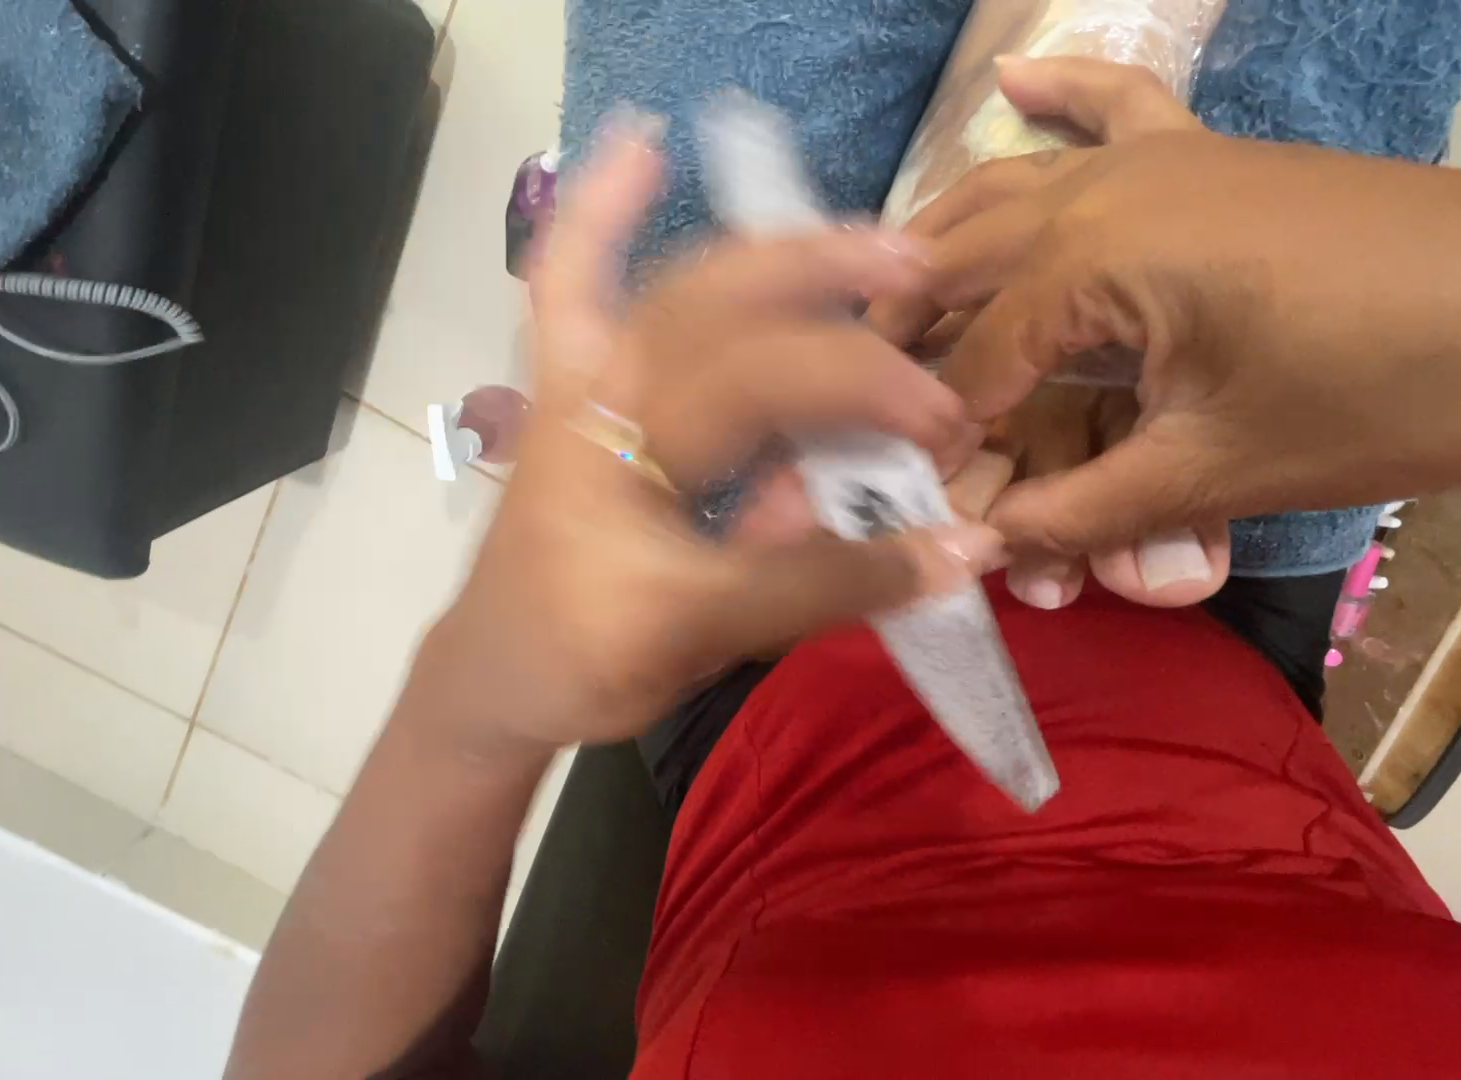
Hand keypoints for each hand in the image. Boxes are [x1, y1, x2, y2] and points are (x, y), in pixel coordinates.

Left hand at [421, 117, 1002, 755]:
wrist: (496, 676)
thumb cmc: (589, 661)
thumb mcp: (709, 632)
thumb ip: (830, 583)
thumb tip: (965, 545)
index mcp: (616, 454)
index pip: (758, 393)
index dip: (859, 399)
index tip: (940, 426)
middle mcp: (592, 392)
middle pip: (715, 307)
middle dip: (824, 284)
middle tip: (915, 269)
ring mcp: (571, 378)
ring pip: (664, 280)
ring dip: (762, 249)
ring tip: (854, 238)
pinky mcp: (565, 383)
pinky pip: (570, 280)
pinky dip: (598, 211)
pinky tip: (640, 142)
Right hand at [877, 57, 1230, 609]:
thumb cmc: (1391, 397)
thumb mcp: (1217, 472)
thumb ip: (1078, 513)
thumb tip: (982, 553)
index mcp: (1093, 258)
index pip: (969, 363)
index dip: (929, 436)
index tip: (898, 490)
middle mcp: (1099, 188)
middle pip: (953, 264)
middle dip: (899, 339)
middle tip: (860, 400)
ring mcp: (1155, 157)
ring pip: (1003, 189)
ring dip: (936, 246)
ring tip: (888, 300)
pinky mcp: (1205, 155)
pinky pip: (1115, 103)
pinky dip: (1062, 91)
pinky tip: (1011, 77)